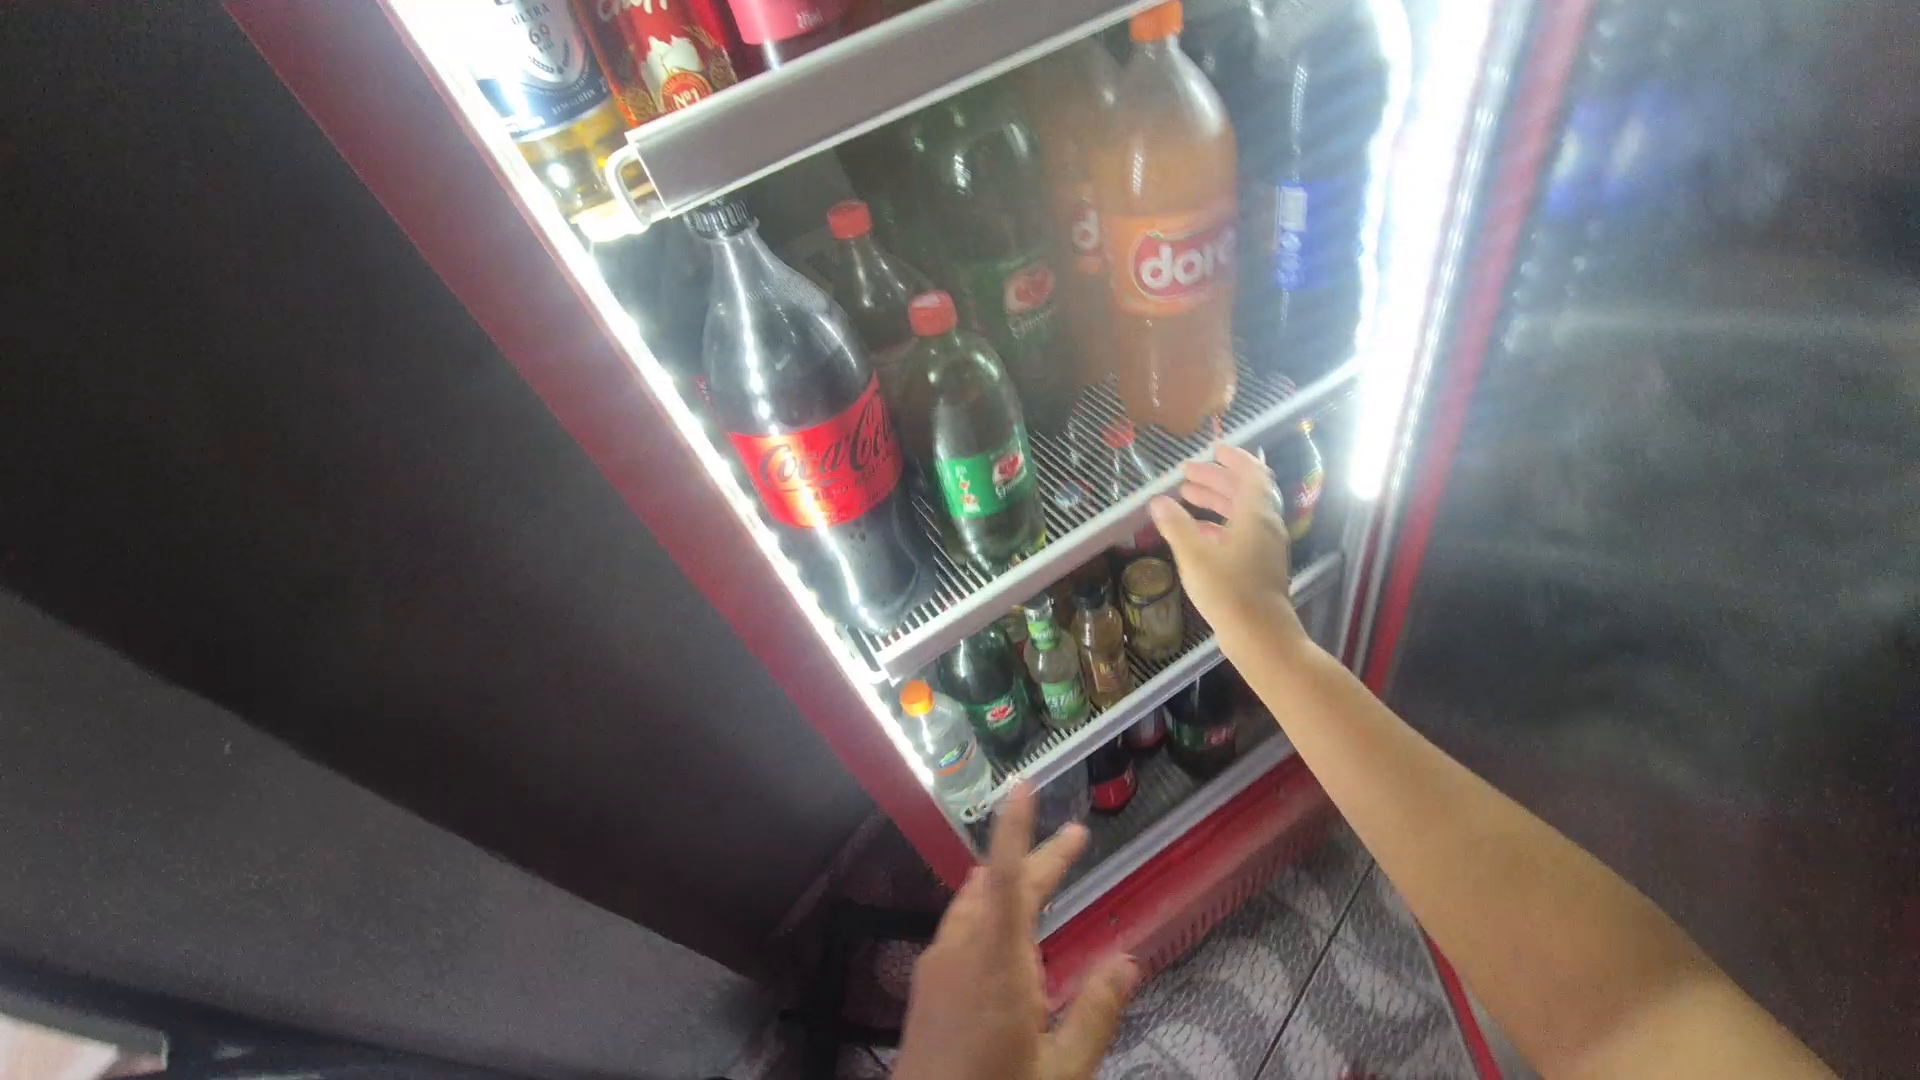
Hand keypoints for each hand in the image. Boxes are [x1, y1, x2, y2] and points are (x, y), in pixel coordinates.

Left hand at [892, 787, 1139, 1079]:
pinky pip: (959, 925)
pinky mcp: (924, 983)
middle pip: (998, 883)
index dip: (1016, 826)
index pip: (1008, 876)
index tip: (1025, 786)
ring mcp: (937, 964)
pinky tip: (1000, 928)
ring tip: (1042, 874)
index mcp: (997, 961)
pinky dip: (986, 908)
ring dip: (1008, 883)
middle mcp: (961, 948)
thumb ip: (1095, 1013)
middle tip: (1076, 839)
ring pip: (974, 901)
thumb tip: (1130, 961)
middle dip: (1039, 858)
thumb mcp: (1061, 1071)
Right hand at [1149, 443, 1307, 649]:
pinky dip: (1220, 524)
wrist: (1261, 635)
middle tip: (1187, 476)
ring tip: (1187, 499)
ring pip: (1243, 513)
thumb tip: (1158, 501)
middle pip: (1245, 492)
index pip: (1251, 473)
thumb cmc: (1229, 591)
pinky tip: (1198, 533)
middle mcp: (1266, 526)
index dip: (1233, 458)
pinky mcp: (1262, 565)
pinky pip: (1242, 533)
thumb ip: (1176, 525)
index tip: (1213, 449)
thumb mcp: (1195, 555)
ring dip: (1217, 501)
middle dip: (1216, 480)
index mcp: (1255, 515)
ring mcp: (1266, 547)